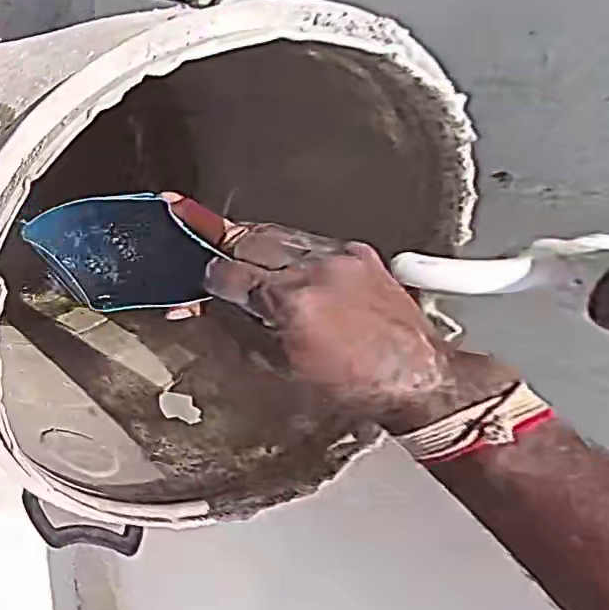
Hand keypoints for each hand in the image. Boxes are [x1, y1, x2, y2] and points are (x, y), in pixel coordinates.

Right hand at [179, 207, 518, 431]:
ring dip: (246, 241)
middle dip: (216, 243)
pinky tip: (277, 260)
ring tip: (232, 250)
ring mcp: (337, 257)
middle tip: (189, 227)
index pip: (224, 272)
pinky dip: (283, 247)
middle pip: (243, 240)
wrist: (419, 378)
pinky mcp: (356, 251)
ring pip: (271, 232)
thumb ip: (228, 322)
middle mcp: (313, 270)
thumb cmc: (348, 382)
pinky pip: (303, 238)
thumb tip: (191, 306)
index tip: (191, 277)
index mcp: (288, 301)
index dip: (202, 277)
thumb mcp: (273, 359)